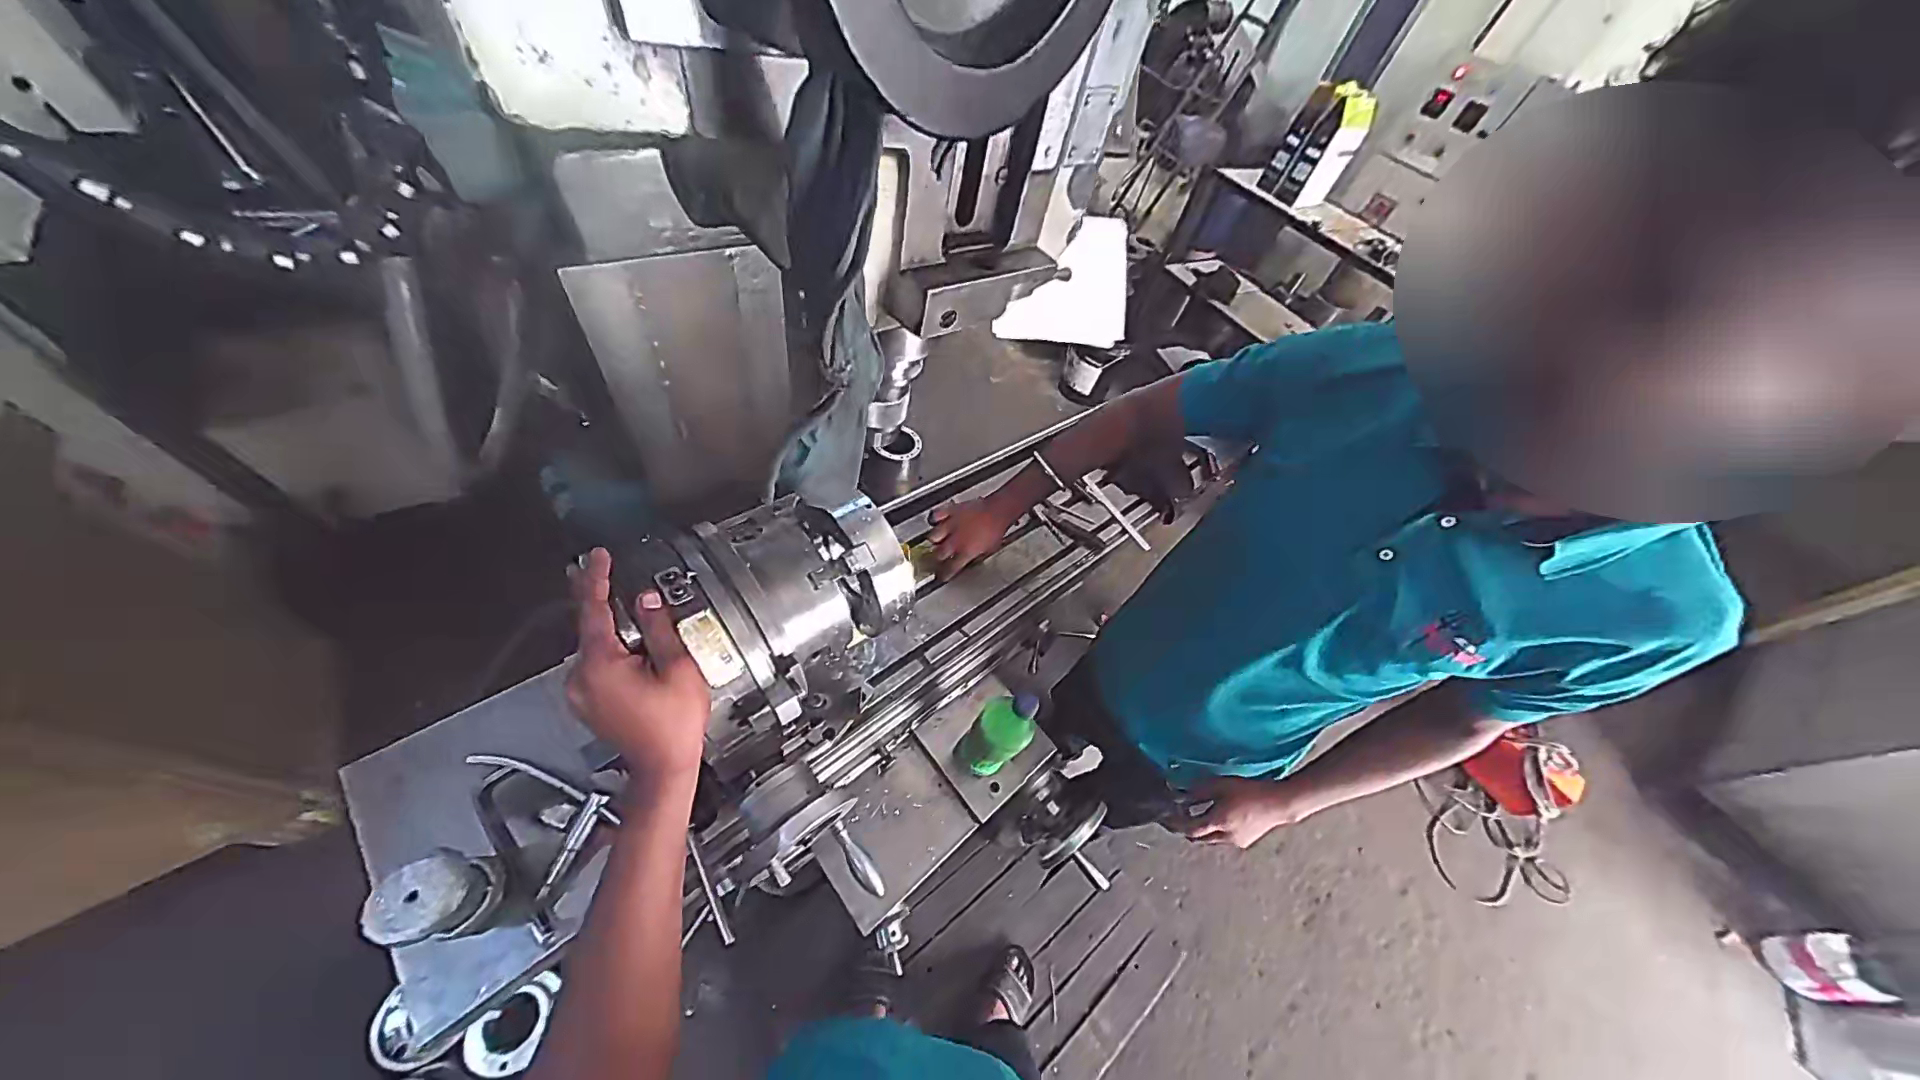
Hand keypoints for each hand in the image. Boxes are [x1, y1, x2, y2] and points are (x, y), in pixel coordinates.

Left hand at [564, 548, 710, 786]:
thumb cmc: (673, 725)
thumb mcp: (677, 667)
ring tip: (626, 611)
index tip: (598, 558)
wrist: (663, 765)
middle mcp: (582, 678)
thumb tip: (647, 600)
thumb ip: (660, 629)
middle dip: (594, 597)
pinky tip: (629, 648)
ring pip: (592, 646)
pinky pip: (593, 665)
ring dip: (608, 627)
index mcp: (602, 665)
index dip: (596, 579)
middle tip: (595, 568)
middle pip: (588, 626)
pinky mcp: (586, 702)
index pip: (594, 610)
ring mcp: (580, 693)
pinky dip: (607, 649)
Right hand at [926, 497, 1017, 579]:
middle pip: (938, 554)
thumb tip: (971, 560)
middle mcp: (955, 540)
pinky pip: (936, 515)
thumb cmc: (996, 530)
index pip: (950, 568)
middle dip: (937, 559)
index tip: (943, 576)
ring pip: (933, 537)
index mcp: (966, 552)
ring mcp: (951, 525)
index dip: (945, 575)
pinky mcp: (951, 511)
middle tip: (938, 559)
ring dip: (934, 541)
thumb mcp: (989, 550)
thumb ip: (975, 556)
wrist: (998, 511)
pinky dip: (935, 518)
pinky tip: (935, 520)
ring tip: (936, 541)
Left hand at [1178, 777, 1314, 849]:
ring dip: (1203, 830)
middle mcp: (1225, 837)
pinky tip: (1220, 818)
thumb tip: (1180, 797)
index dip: (1177, 823)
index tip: (1170, 814)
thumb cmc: (1247, 791)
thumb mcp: (1219, 786)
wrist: (1278, 803)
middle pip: (1199, 838)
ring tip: (1200, 814)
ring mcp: (1236, 842)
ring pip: (1211, 839)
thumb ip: (1198, 793)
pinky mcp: (1245, 842)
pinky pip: (1224, 839)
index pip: (1190, 829)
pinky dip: (1217, 831)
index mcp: (1218, 823)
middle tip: (1181, 815)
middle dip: (1187, 828)